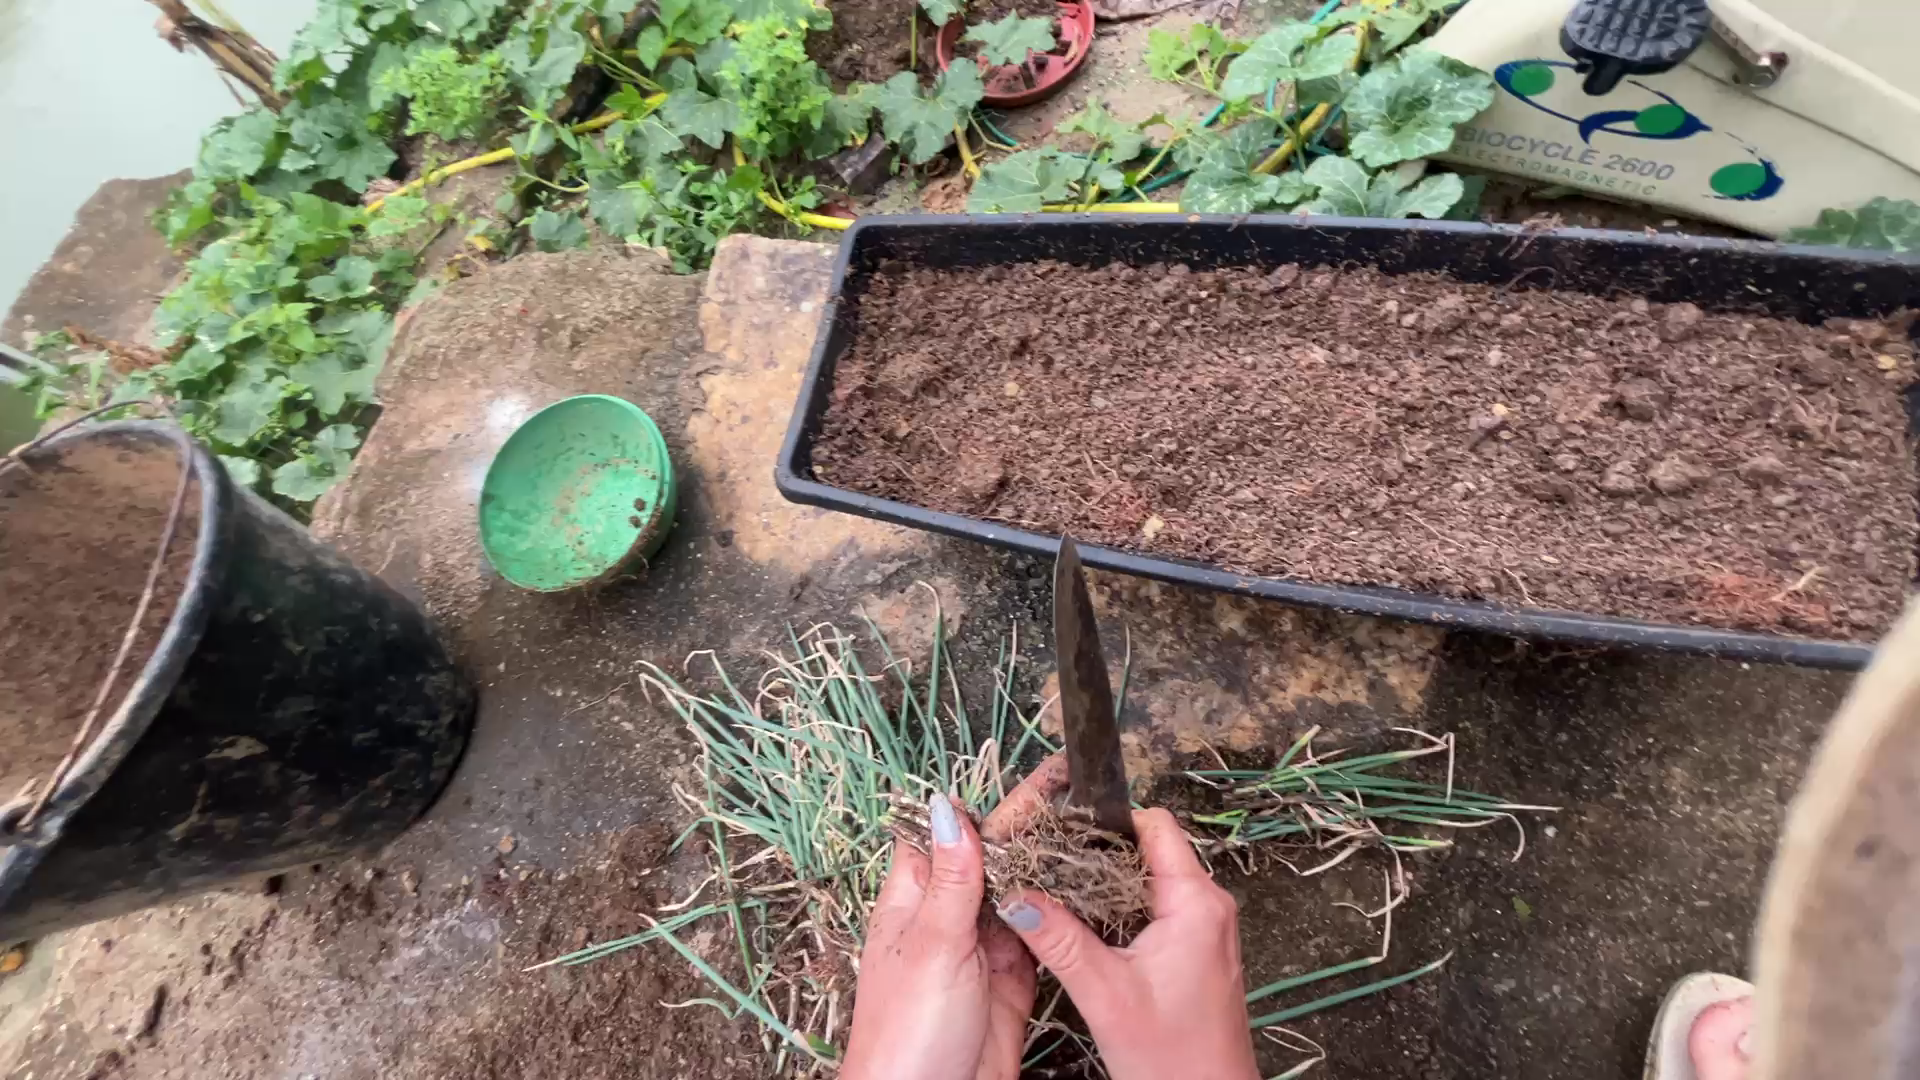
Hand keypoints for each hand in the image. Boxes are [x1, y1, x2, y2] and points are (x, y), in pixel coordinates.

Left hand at [841, 755, 1070, 1079]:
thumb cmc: (908, 1032)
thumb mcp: (931, 943)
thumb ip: (951, 878)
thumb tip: (947, 806)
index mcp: (914, 897)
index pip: (947, 833)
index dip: (984, 805)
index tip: (1031, 779)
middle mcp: (947, 915)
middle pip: (988, 858)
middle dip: (1025, 828)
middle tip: (1072, 794)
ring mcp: (980, 946)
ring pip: (1016, 892)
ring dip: (1045, 866)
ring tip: (1086, 828)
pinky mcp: (1011, 977)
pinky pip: (1036, 932)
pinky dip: (1056, 911)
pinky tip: (1083, 887)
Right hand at [995, 807, 1259, 1079]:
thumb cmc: (1173, 1060)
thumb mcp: (1106, 995)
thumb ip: (1059, 941)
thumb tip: (1014, 898)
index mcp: (1195, 901)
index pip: (1154, 824)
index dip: (1109, 819)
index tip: (1065, 829)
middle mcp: (1209, 903)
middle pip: (1150, 846)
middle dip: (1101, 848)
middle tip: (1053, 857)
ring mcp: (1206, 924)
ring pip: (1151, 874)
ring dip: (1110, 877)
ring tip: (1064, 884)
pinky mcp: (1198, 945)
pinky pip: (1158, 902)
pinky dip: (1123, 901)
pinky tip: (1089, 918)